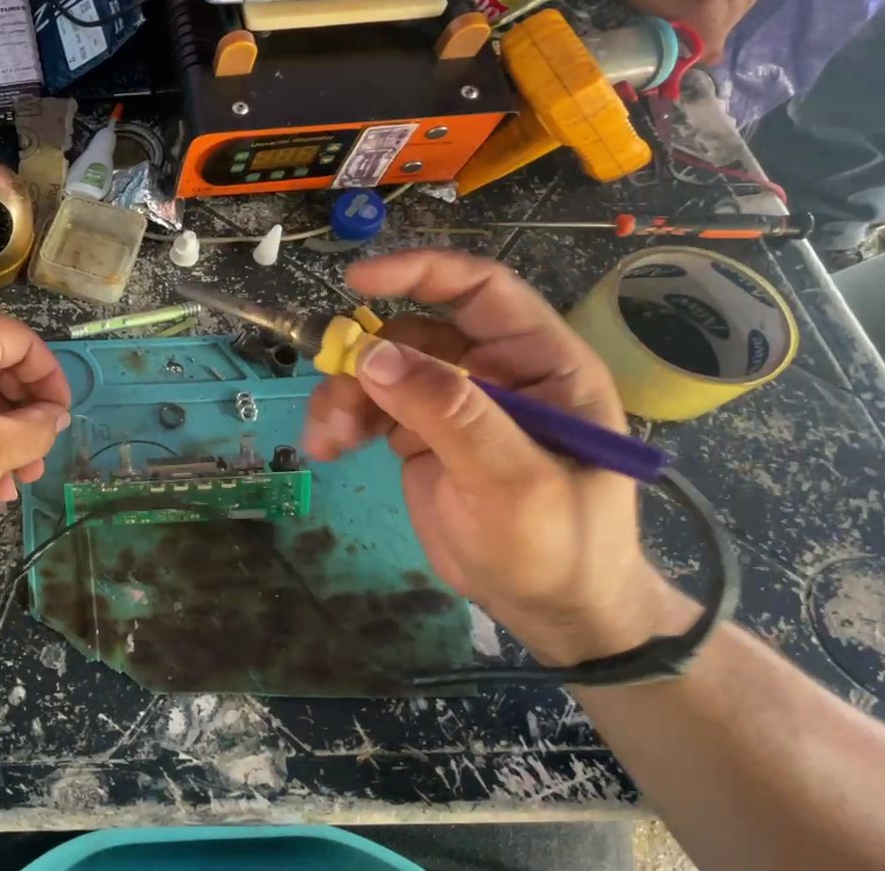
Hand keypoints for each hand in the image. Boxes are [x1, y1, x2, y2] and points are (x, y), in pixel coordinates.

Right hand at [304, 251, 684, 664]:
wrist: (550, 611)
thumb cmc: (558, 547)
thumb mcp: (511, 482)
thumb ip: (449, 413)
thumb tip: (373, 354)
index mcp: (541, 364)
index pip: (481, 292)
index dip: (421, 274)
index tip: (356, 282)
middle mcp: (495, 372)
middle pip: (411, 333)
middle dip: (363, 361)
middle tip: (333, 403)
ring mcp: (453, 403)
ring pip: (379, 370)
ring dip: (343, 397)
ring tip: (327, 440)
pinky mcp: (420, 433)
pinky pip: (368, 406)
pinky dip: (341, 420)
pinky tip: (328, 448)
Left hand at [594, 0, 772, 64]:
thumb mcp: (635, 4)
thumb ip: (660, 29)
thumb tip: (672, 46)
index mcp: (709, 16)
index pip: (702, 57)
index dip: (680, 57)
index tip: (663, 53)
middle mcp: (741, 2)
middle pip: (716, 35)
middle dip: (694, 34)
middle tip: (669, 23)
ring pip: (729, 17)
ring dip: (709, 14)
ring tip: (684, 1)